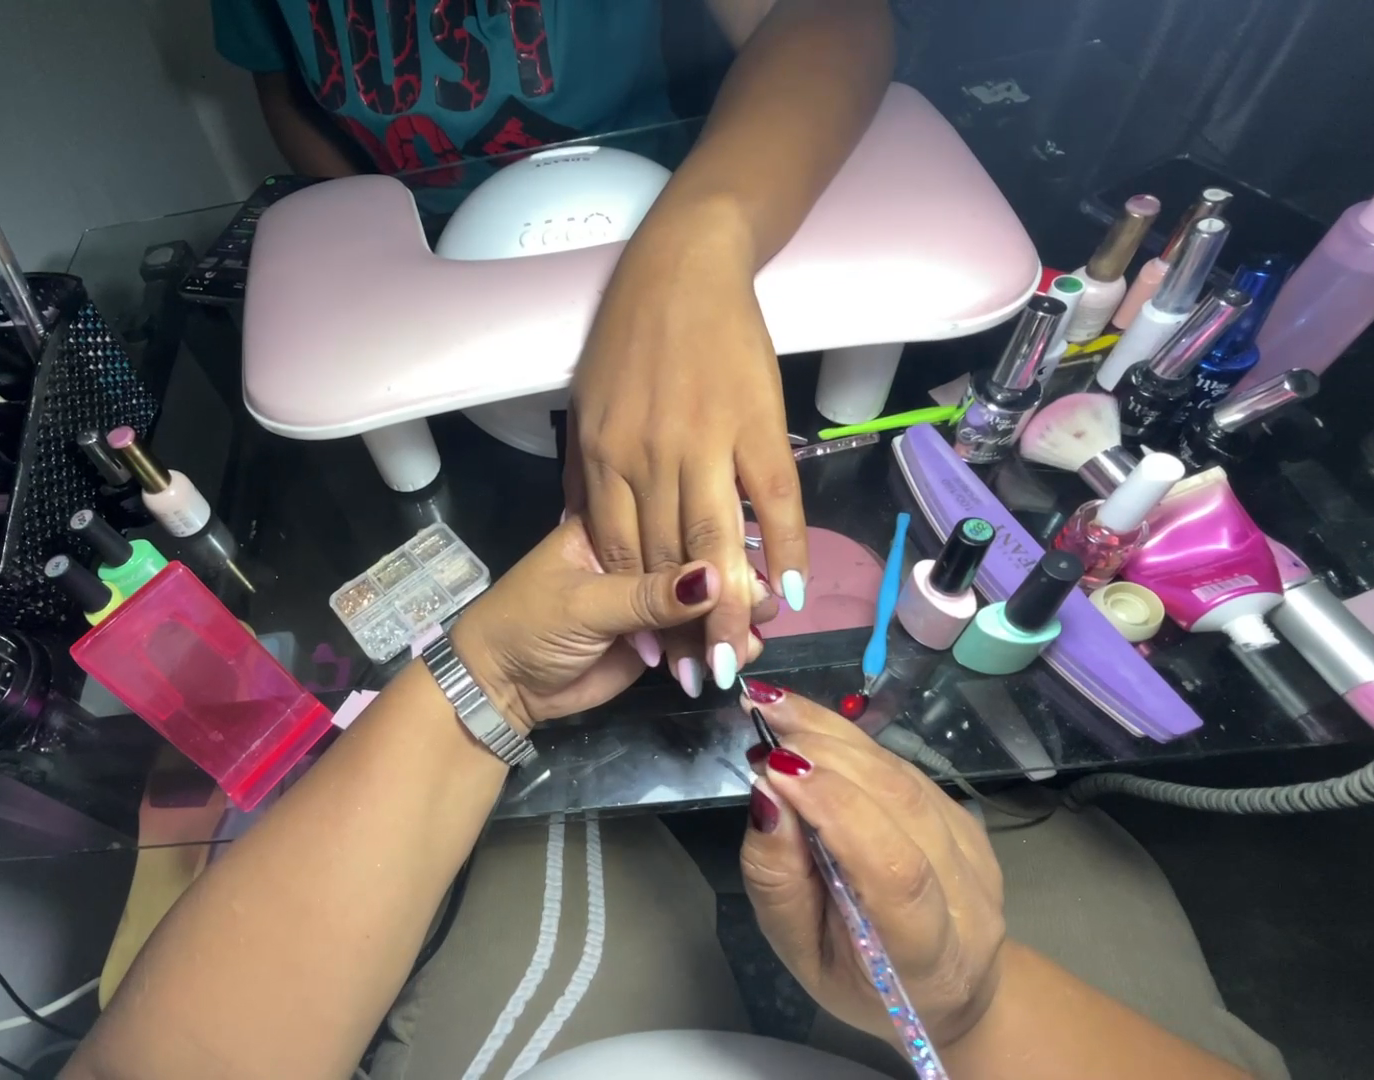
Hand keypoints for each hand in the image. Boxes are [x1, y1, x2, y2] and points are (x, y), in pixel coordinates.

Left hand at [447, 518, 739, 731]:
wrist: (504, 685)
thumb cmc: (528, 625)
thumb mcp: (584, 605)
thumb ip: (647, 595)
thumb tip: (714, 577)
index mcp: (611, 528)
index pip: (671, 522)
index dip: (714, 540)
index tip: (753, 560)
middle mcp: (636, 555)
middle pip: (695, 562)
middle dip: (732, 583)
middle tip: (765, 602)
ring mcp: (648, 598)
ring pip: (701, 601)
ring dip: (732, 617)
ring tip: (757, 633)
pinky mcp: (654, 636)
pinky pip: (694, 636)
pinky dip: (718, 645)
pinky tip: (742, 653)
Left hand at [567, 215, 806, 698]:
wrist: (677, 270)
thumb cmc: (625, 342)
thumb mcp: (585, 411)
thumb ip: (585, 476)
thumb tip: (583, 533)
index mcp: (602, 459)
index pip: (621, 552)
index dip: (638, 608)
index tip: (655, 652)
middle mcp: (648, 459)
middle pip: (667, 559)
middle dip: (687, 625)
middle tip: (708, 675)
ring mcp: (704, 442)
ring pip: (718, 542)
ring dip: (734, 605)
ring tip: (746, 653)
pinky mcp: (755, 423)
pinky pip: (772, 499)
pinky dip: (784, 547)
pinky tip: (790, 590)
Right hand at [739, 688, 1006, 1048]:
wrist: (947, 988)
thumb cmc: (859, 978)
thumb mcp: (797, 949)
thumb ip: (777, 878)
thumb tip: (766, 793)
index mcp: (926, 950)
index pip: (894, 867)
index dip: (837, 807)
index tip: (773, 766)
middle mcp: (967, 895)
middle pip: (903, 804)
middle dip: (827, 753)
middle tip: (763, 721)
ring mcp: (974, 850)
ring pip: (903, 774)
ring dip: (834, 732)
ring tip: (774, 706)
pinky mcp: (964, 817)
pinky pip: (903, 766)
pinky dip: (849, 737)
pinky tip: (805, 723)